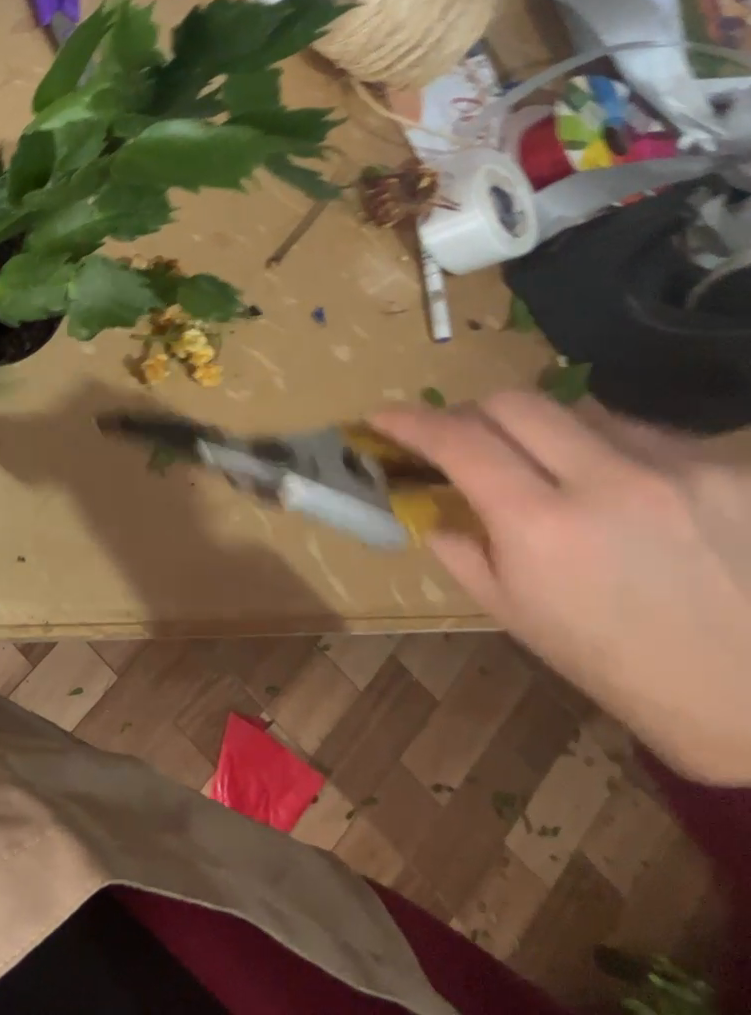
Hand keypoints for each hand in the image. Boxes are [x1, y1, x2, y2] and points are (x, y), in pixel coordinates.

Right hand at [373, 393, 750, 784]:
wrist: (747, 691)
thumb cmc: (606, 657)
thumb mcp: (506, 607)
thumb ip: (458, 543)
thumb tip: (431, 501)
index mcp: (541, 525)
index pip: (459, 442)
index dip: (410, 422)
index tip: (382, 418)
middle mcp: (611, 481)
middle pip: (517, 403)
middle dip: (471, 412)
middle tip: (457, 435)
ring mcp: (682, 468)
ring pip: (584, 412)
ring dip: (542, 430)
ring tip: (542, 467)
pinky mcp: (732, 469)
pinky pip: (646, 435)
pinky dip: (606, 449)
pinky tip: (613, 489)